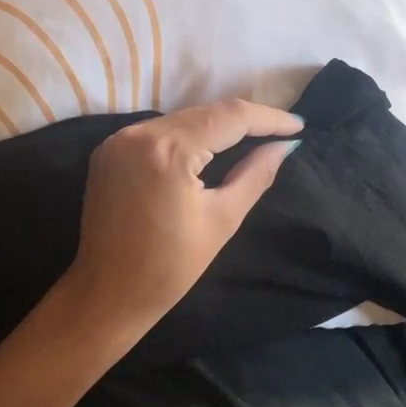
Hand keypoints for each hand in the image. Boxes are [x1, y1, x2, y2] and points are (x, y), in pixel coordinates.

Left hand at [62, 99, 301, 326]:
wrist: (107, 294)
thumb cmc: (170, 267)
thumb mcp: (222, 219)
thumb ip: (255, 174)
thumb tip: (285, 145)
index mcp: (168, 150)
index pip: (229, 117)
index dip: (268, 118)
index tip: (298, 125)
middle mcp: (139, 133)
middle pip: (204, 112)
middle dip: (245, 120)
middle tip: (280, 131)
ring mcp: (118, 140)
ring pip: (181, 118)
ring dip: (216, 125)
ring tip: (252, 137)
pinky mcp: (107, 150)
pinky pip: (157, 130)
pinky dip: (186, 134)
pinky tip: (209, 146)